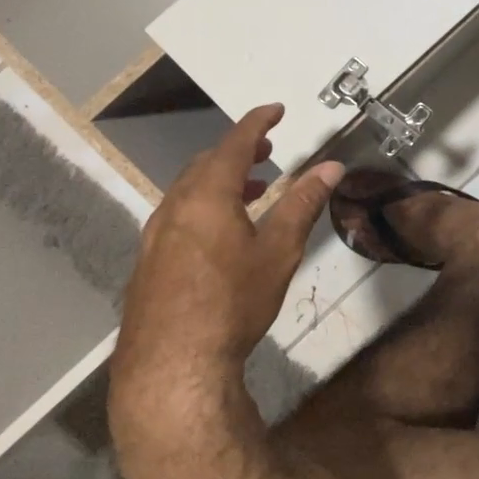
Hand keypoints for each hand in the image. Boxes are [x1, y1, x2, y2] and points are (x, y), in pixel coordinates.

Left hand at [114, 105, 345, 390]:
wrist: (171, 368)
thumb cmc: (233, 302)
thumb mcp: (279, 250)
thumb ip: (302, 203)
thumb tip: (330, 166)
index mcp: (206, 196)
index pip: (234, 144)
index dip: (257, 123)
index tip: (276, 110)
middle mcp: (174, 209)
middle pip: (206, 164)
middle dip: (238, 151)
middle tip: (268, 150)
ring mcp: (155, 238)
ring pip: (187, 191)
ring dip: (220, 180)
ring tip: (253, 189)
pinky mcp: (148, 265)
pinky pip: (177, 216)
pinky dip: (203, 205)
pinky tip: (222, 232)